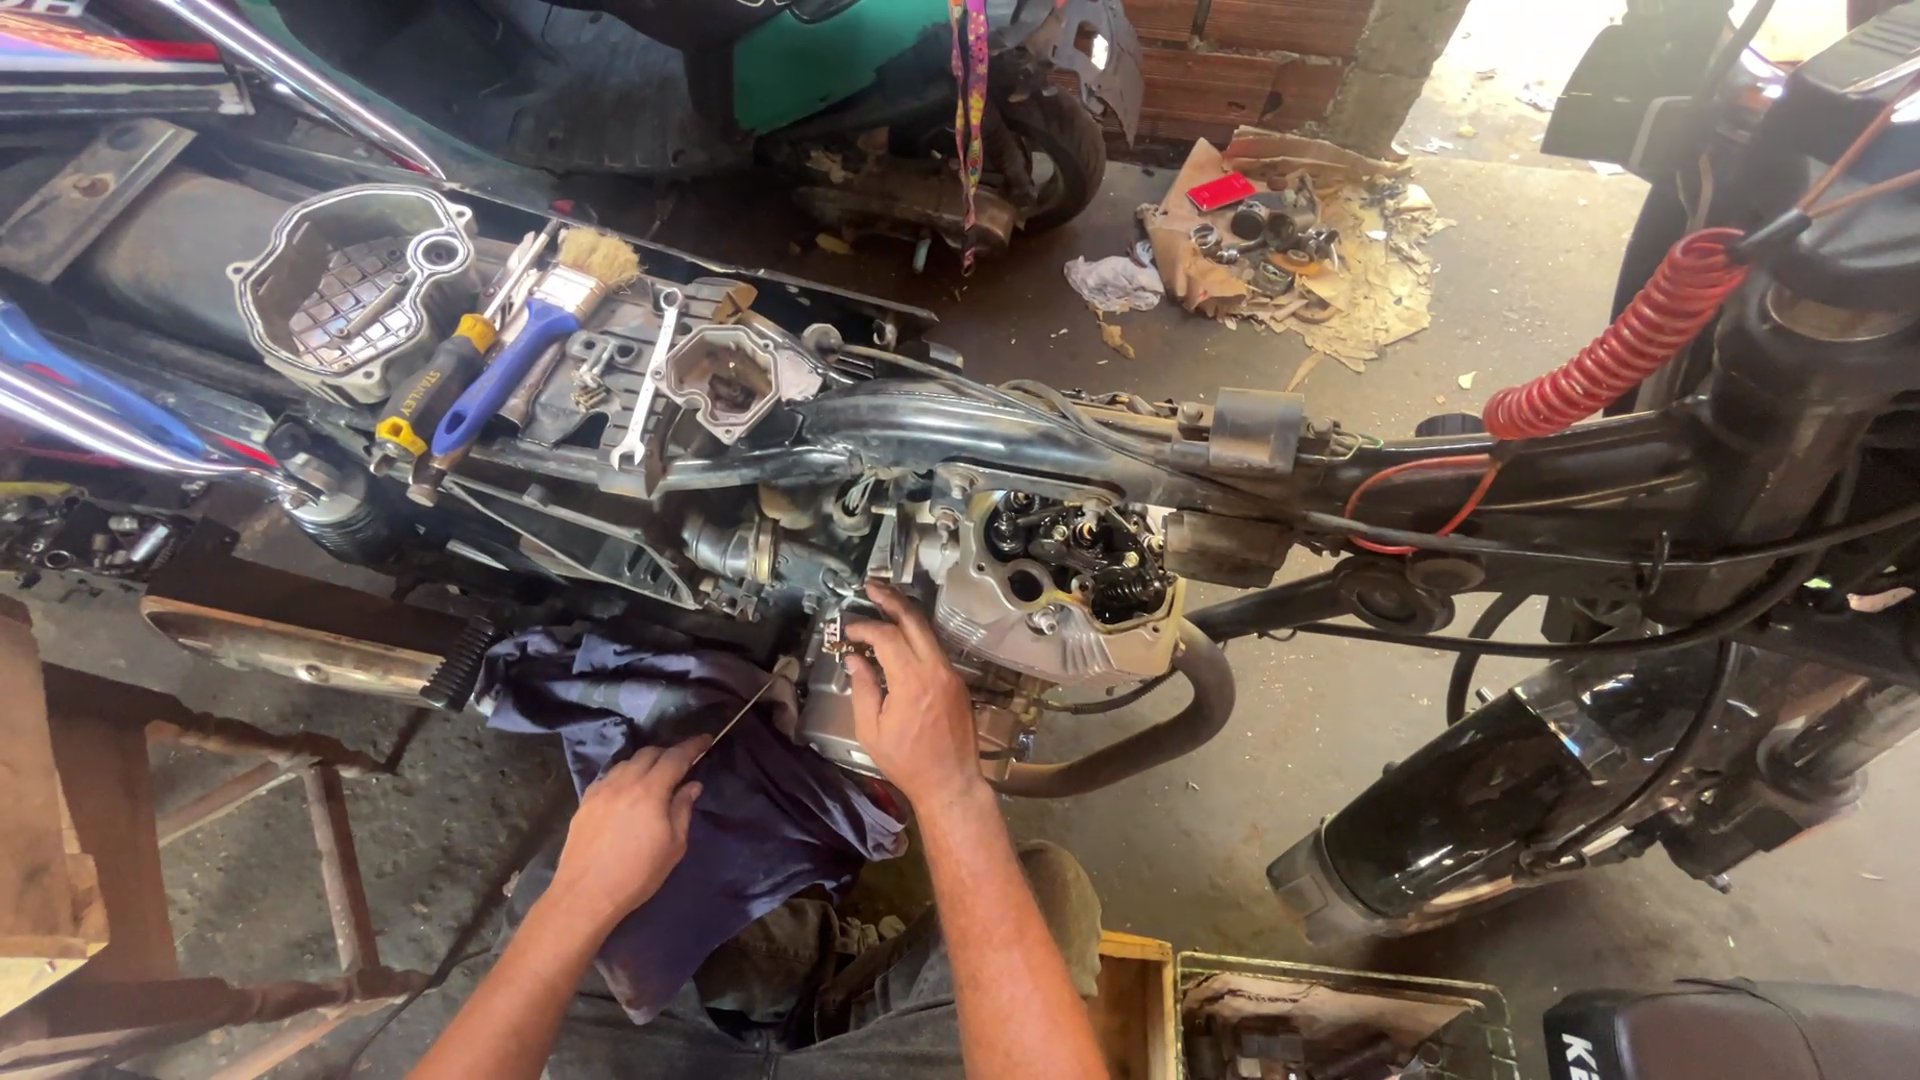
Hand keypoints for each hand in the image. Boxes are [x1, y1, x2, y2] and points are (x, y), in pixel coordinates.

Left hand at [547, 738, 709, 932]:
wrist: (585, 896)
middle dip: (668, 753)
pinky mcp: (585, 802)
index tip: (706, 740)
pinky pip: (609, 777)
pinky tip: (627, 791)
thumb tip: (691, 785)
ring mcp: (601, 790)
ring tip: (654, 777)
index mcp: (650, 791)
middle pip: (649, 752)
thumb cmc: (637, 874)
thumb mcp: (673, 845)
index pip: (676, 756)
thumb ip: (683, 809)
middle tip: (681, 764)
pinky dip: (624, 776)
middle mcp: (624, 782)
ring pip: (627, 762)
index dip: (694, 745)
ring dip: (645, 763)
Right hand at [842, 581, 985, 809]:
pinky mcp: (957, 681)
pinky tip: (901, 634)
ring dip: (906, 614)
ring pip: (928, 631)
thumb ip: (863, 688)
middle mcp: (936, 669)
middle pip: (914, 620)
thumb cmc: (907, 762)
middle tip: (871, 587)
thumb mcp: (871, 730)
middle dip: (891, 600)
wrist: (951, 782)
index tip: (849, 630)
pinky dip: (916, 635)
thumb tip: (854, 659)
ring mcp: (951, 673)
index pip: (887, 637)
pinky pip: (935, 648)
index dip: (865, 627)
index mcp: (912, 681)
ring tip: (884, 602)